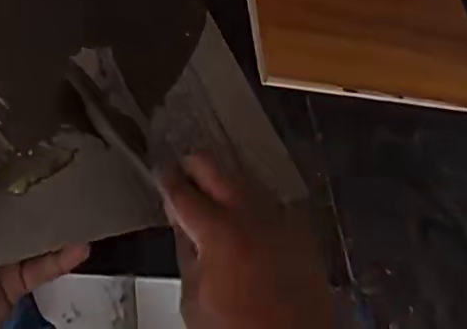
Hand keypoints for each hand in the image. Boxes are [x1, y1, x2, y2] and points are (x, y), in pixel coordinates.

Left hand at [0, 146, 90, 328]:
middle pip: (11, 206)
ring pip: (30, 234)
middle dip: (34, 190)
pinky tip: (77, 247)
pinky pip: (39, 267)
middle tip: (62, 171)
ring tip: (77, 204)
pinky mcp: (12, 286)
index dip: (3, 165)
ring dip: (53, 222)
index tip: (27, 145)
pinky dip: (60, 258)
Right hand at [159, 153, 333, 328]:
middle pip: (210, 164)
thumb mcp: (194, 301)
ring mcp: (279, 222)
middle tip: (183, 178)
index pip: (180, 188)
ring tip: (215, 197)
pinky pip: (273, 200)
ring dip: (224, 180)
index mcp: (217, 232)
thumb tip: (181, 224)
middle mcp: (249, 216)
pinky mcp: (302, 234)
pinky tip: (249, 216)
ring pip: (242, 175)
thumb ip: (185, 251)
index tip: (163, 175)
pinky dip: (256, 202)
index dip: (166, 177)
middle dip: (191, 167)